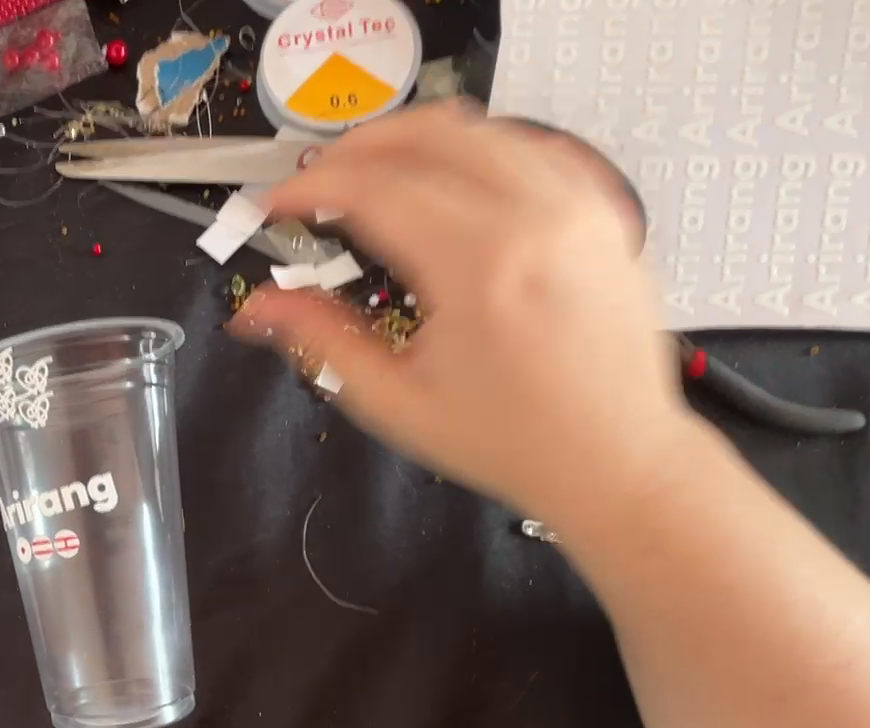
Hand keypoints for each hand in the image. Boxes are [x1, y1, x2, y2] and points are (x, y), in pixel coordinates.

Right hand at [231, 103, 695, 523]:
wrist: (612, 456)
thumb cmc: (507, 440)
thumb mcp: (393, 400)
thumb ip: (319, 340)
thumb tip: (257, 308)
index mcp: (479, 266)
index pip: (376, 190)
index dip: (311, 188)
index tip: (275, 204)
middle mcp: (536, 217)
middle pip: (426, 136)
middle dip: (353, 150)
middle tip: (312, 181)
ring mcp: (579, 205)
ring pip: (479, 128)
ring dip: (408, 141)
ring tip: (365, 176)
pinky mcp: (600, 210)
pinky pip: (528, 146)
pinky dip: (470, 151)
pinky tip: (441, 181)